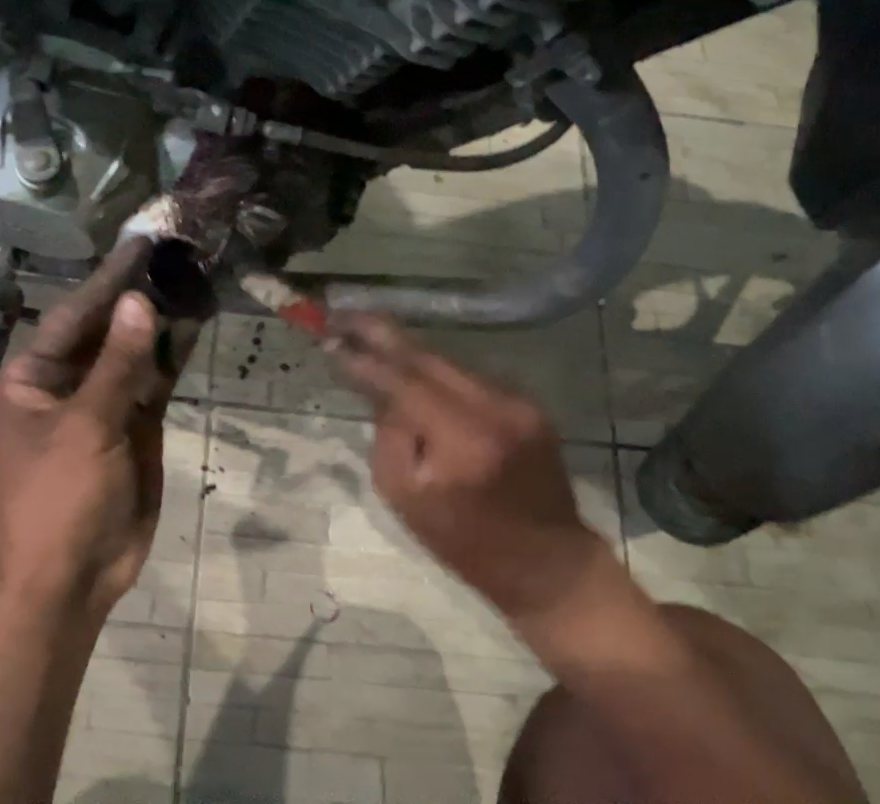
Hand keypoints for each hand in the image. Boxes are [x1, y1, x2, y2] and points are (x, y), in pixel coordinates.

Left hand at [0, 239, 191, 613]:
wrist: (72, 575)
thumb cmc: (59, 497)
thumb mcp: (86, 426)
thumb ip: (118, 364)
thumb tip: (139, 301)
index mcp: (34, 376)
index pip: (75, 314)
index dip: (109, 279)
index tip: (141, 243)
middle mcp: (66, 382)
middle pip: (107, 328)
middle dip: (139, 294)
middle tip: (178, 251)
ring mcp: (103, 404)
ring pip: (135, 351)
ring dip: (161, 320)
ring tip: (195, 275)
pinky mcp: (134, 425)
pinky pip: (153, 381)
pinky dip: (172, 355)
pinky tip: (195, 322)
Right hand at [329, 312, 608, 620]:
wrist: (548, 563)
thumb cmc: (467, 544)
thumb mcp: (406, 500)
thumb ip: (388, 438)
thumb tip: (382, 394)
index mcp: (464, 439)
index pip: (404, 382)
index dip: (365, 360)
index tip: (331, 340)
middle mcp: (497, 408)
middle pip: (429, 358)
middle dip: (384, 335)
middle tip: (345, 316)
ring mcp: (519, 403)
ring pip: (451, 365)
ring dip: (411, 355)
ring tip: (371, 339)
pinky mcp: (530, 406)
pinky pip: (472, 380)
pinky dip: (440, 375)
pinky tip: (415, 374)